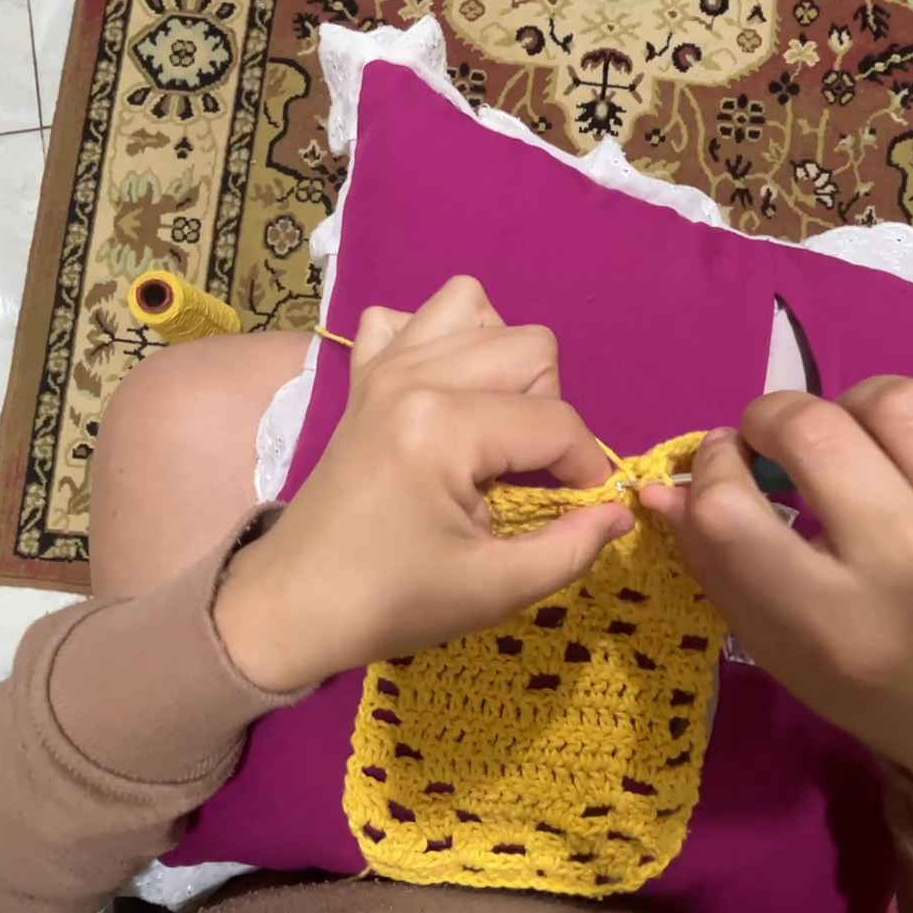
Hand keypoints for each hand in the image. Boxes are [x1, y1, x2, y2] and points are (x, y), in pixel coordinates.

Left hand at [216, 277, 633, 692]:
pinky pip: (409, 317)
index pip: (555, 421)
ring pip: (475, 309)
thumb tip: (620, 510)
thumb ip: (572, 547)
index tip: (587, 506)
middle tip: (529, 471)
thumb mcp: (494, 591)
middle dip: (550, 411)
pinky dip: (438, 342)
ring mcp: (381, 365)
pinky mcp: (361, 373)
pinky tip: (441, 394)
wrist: (292, 604)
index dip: (589, 466)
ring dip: (502, 362)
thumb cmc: (392, 602)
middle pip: (530, 347)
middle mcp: (414, 376)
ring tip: (492, 423)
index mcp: (443, 429)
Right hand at [643, 379, 912, 796]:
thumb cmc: (865, 679)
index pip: (732, 509)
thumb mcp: (772, 636)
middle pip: (818, 434)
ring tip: (866, 437)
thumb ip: (712, 555)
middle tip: (782, 435)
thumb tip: (661, 484)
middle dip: (777, 417)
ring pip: (910, 403)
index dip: (713, 465)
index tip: (727, 459)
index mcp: (834, 625)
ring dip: (864, 405)